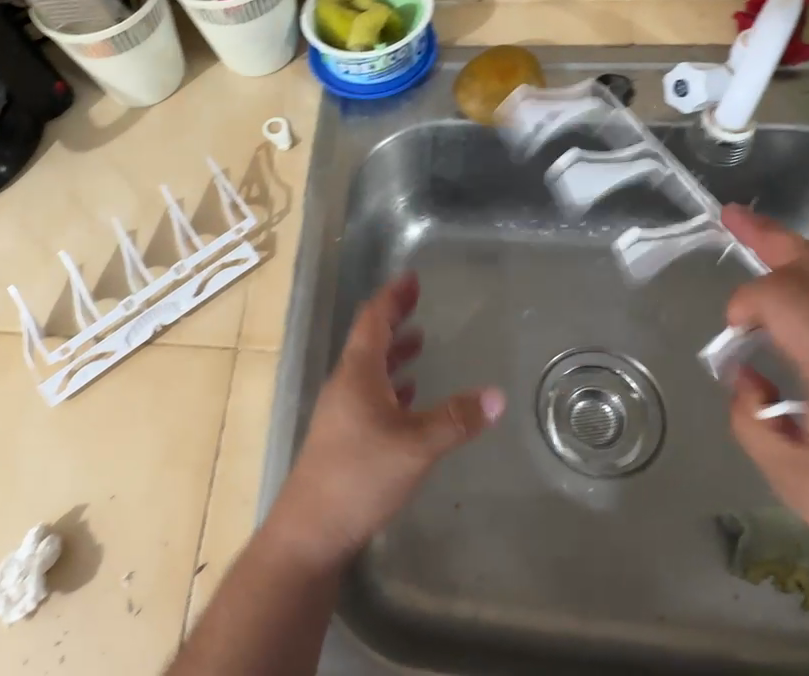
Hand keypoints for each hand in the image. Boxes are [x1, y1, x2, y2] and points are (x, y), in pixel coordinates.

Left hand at [265, 273, 505, 571]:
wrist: (310, 530)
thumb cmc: (359, 477)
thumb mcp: (416, 446)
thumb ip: (456, 420)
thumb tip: (498, 395)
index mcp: (357, 374)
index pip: (373, 321)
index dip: (392, 297)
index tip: (410, 277)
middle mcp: (345, 386)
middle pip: (369, 340)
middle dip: (394, 318)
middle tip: (417, 301)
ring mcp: (341, 413)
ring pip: (370, 370)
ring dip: (393, 352)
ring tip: (419, 341)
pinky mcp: (343, 438)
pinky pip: (370, 396)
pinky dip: (391, 386)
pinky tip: (407, 395)